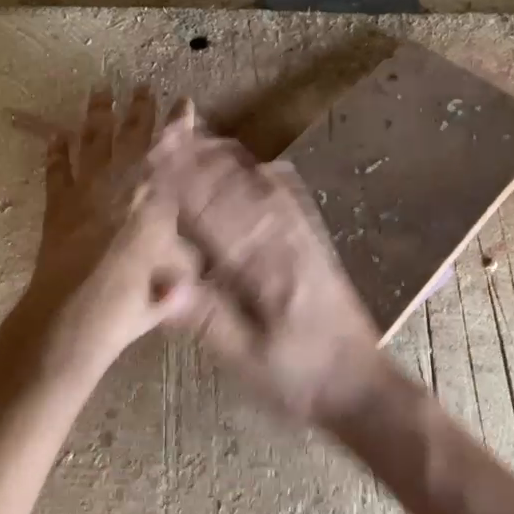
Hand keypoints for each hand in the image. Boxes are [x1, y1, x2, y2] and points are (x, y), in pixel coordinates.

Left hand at [13, 86, 199, 379]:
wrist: (72, 313)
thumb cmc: (130, 302)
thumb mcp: (170, 286)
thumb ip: (180, 278)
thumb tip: (191, 280)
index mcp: (157, 195)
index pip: (172, 149)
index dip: (179, 123)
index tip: (184, 101)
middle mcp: (123, 181)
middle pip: (133, 134)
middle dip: (140, 107)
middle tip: (142, 85)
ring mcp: (87, 188)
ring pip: (94, 140)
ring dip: (98, 114)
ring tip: (100, 90)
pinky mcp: (58, 202)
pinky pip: (57, 169)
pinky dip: (56, 151)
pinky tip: (56, 135)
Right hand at [147, 109, 384, 424]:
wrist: (361, 385)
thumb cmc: (299, 378)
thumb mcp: (248, 362)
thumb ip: (207, 319)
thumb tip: (162, 280)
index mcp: (263, 266)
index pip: (212, 211)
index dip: (180, 181)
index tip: (152, 155)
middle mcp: (282, 238)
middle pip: (232, 185)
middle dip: (197, 156)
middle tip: (165, 128)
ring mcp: (300, 232)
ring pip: (255, 181)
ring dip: (222, 156)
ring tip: (192, 130)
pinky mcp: (309, 236)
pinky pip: (280, 190)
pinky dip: (253, 169)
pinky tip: (243, 158)